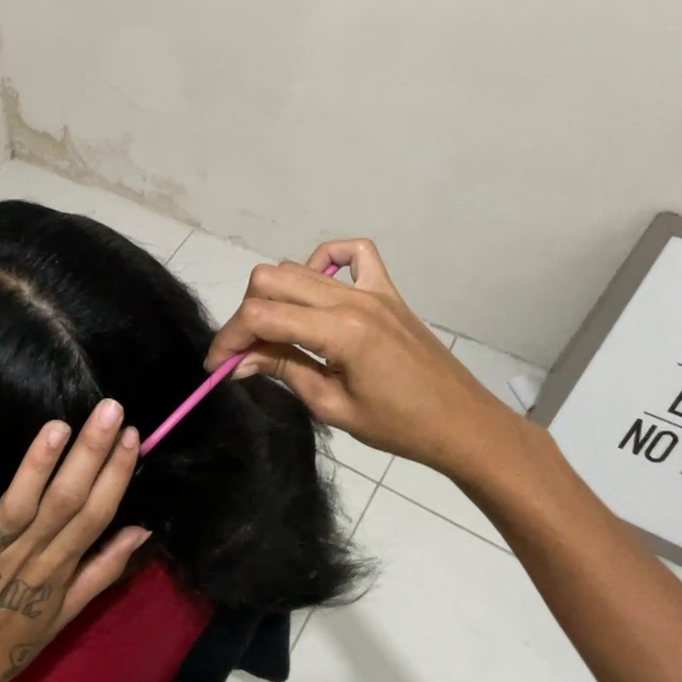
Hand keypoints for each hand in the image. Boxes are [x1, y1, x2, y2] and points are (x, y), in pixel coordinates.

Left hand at [0, 400, 149, 681]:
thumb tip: (142, 529)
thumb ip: (104, 568)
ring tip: (57, 427)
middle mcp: (30, 553)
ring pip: (20, 506)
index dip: (116, 475)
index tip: (133, 434)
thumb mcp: (67, 609)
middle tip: (109, 408)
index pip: (96, 514)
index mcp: (60, 565)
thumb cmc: (13, 634)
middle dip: (90, 454)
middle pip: (65, 501)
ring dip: (38, 467)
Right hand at [204, 238, 521, 478]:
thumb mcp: (331, 406)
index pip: (261, 316)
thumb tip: (239, 361)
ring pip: (297, 268)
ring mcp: (371, 290)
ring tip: (274, 332)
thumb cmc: (400, 427)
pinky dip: (324, 259)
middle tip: (246, 351)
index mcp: (341, 332)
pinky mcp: (387, 291)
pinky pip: (352, 253)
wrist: (464, 425)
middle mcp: (352, 300)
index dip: (228, 338)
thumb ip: (283, 371)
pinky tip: (316, 288)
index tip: (217, 366)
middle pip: (270, 280)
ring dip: (273, 296)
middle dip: (245, 315)